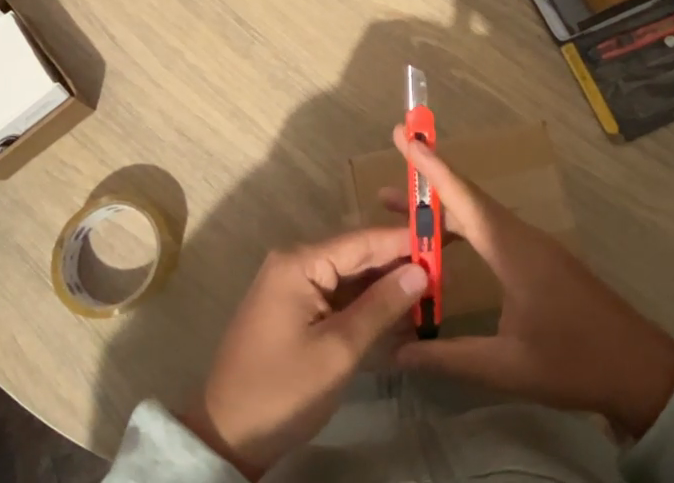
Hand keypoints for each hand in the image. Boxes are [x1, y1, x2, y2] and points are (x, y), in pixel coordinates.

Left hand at [180, 227, 427, 478]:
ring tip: (433, 294)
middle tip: (447, 273)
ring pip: (351, 277)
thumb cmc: (283, 389)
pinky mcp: (294, 309)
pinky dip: (367, 305)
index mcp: (299, 263)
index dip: (406, 240)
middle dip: (399, 264)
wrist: (227, 434)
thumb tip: (421, 269)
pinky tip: (399, 314)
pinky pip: (338, 296)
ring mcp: (292, 286)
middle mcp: (294, 263)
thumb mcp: (339, 350)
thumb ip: (381, 306)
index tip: (446, 239)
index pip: (363, 240)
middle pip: (358, 255)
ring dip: (386, 287)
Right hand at [386, 126, 673, 436]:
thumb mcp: (505, 367)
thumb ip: (447, 357)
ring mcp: (536, 247)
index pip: (463, 198)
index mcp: (512, 250)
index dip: (430, 166)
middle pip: (467, 201)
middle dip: (426, 190)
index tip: (403, 134)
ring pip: (480, 216)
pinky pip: (493, 231)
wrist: (642, 371)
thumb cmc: (574, 363)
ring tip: (401, 217)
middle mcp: (522, 237)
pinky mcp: (543, 261)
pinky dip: (463, 228)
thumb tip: (393, 353)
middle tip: (382, 190)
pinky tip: (446, 246)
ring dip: (443, 212)